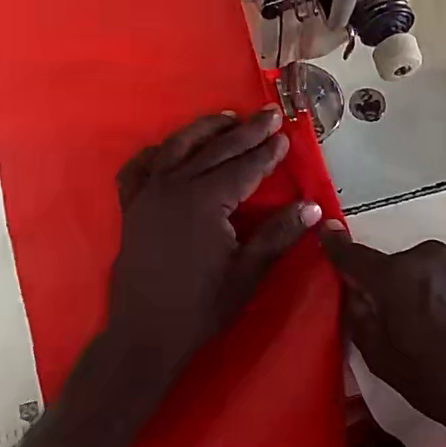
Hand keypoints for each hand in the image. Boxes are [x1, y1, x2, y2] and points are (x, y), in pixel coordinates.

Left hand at [106, 109, 321, 379]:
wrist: (146, 332)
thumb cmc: (201, 307)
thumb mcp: (247, 273)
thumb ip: (278, 235)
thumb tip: (314, 208)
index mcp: (205, 201)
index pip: (244, 167)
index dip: (268, 152)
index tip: (287, 135)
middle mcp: (174, 186)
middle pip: (215, 150)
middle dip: (245, 131)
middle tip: (269, 114)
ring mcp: (147, 194)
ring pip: (177, 148)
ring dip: (204, 130)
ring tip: (228, 118)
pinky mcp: (131, 207)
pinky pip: (139, 167)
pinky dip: (157, 152)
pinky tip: (169, 149)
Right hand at [320, 227, 445, 446]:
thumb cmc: (440, 383)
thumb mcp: (383, 361)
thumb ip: (359, 319)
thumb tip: (354, 294)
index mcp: (395, 276)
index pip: (355, 255)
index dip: (336, 246)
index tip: (326, 232)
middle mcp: (430, 257)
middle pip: (395, 267)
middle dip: (389, 287)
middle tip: (395, 324)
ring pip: (428, 272)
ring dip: (422, 292)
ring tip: (435, 333)